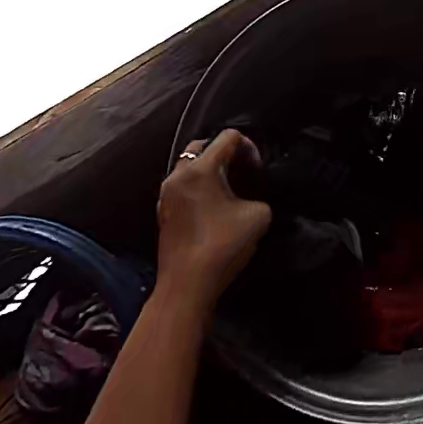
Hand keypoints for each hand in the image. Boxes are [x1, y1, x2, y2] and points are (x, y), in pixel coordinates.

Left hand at [157, 130, 272, 311]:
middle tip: (242, 174)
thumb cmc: (222, 246)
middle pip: (203, 147)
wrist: (186, 286)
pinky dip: (198, 188)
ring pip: (189, 167)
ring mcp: (166, 193)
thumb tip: (250, 198)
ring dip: (209, 171)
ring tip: (229, 192)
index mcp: (201, 169)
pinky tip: (212, 209)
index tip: (257, 169)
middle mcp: (178, 174)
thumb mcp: (258, 217)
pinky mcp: (163, 211)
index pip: (227, 137)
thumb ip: (259, 197)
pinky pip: (182, 187)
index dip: (249, 147)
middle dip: (225, 154)